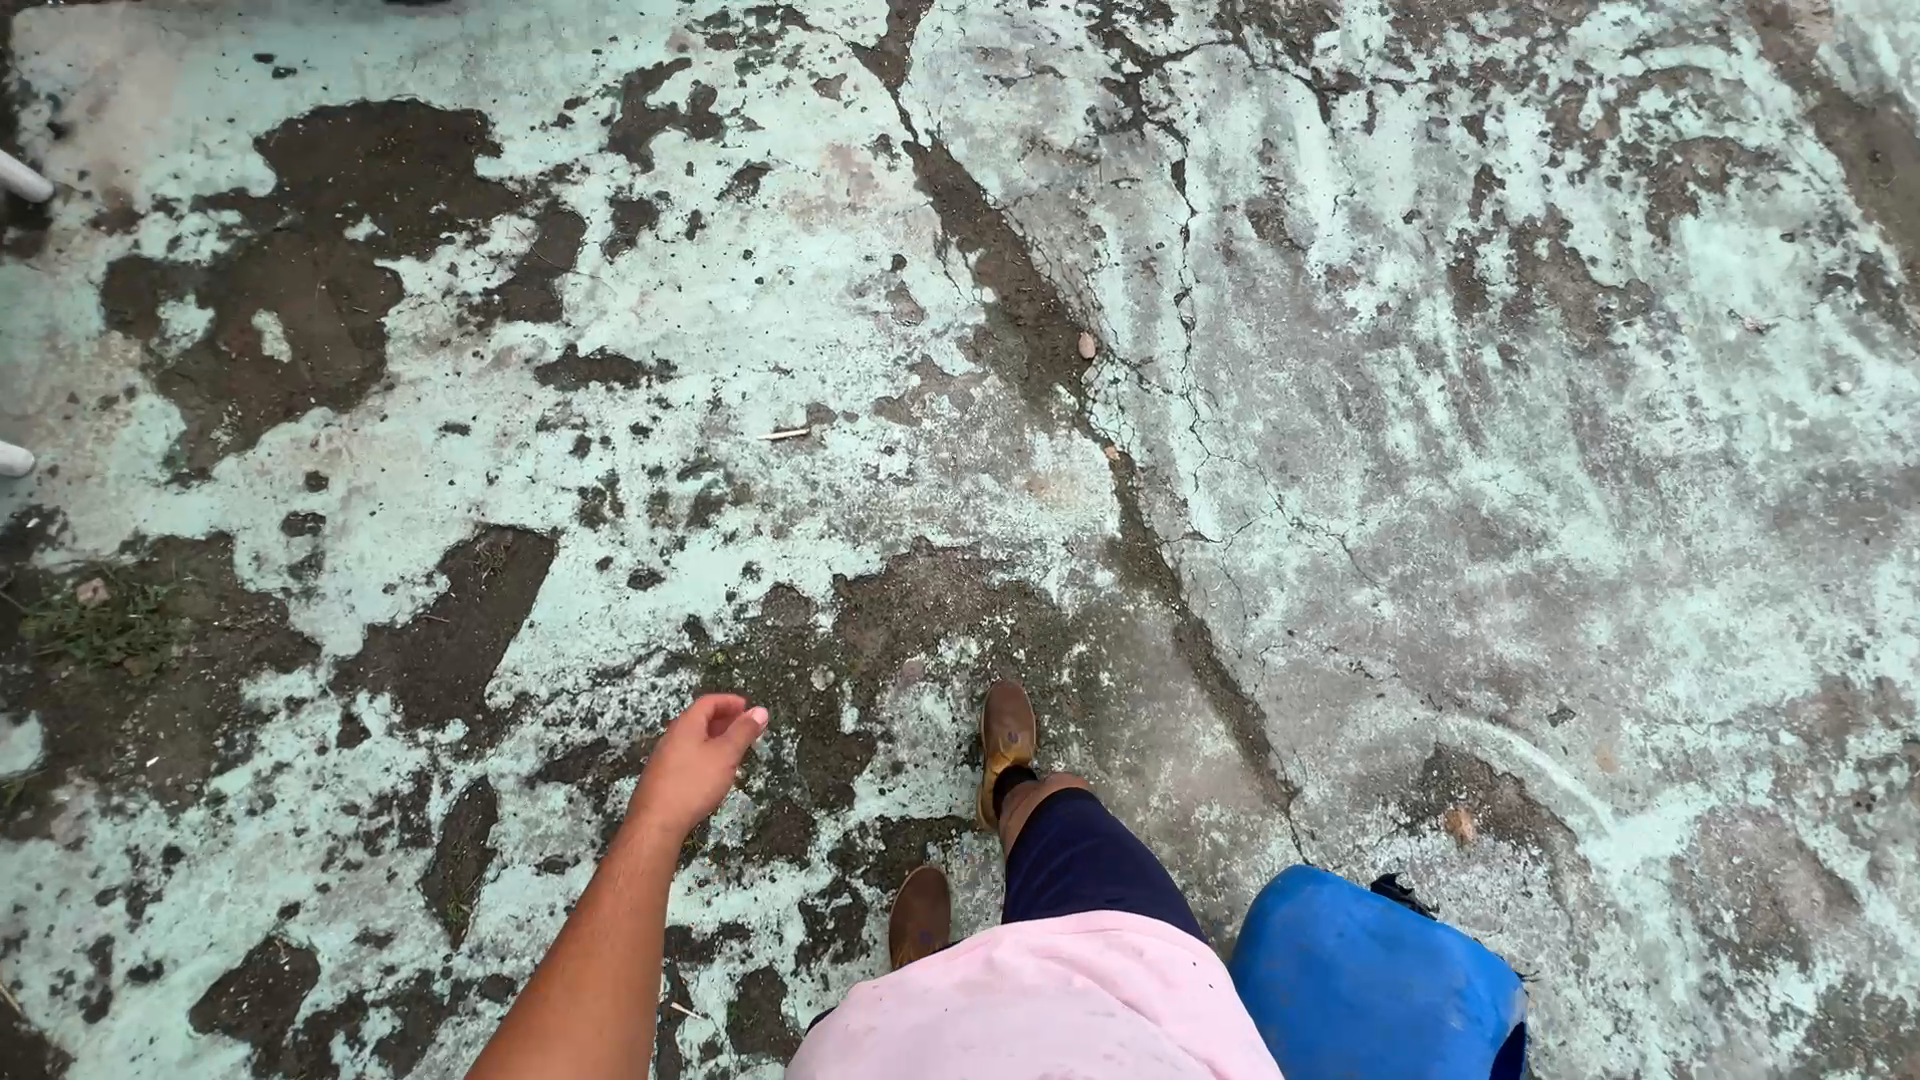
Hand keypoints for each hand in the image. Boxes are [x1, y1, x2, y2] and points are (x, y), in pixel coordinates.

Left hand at [628, 694, 768, 839]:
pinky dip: (705, 754)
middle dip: (725, 720)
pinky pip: (687, 755)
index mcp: (686, 725)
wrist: (655, 823)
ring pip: (693, 739)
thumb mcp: (726, 754)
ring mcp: (664, 758)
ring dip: (715, 738)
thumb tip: (761, 710)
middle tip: (745, 728)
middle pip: (700, 719)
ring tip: (734, 749)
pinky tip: (713, 771)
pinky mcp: (661, 778)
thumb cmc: (694, 783)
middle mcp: (672, 737)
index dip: (730, 701)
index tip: (748, 708)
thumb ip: (744, 732)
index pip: (708, 702)